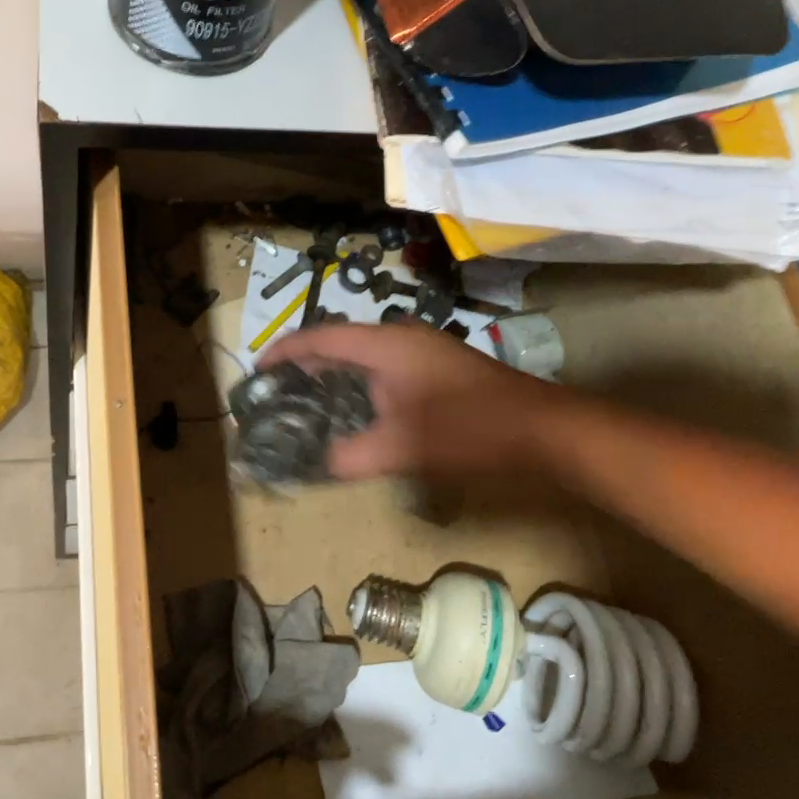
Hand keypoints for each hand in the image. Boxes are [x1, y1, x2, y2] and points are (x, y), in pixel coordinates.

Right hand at [259, 322, 561, 479]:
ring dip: (334, 373)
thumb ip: (351, 456)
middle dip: (305, 364)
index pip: (321, 337)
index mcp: (386, 344)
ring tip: (306, 401)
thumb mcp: (401, 448)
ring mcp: (424, 348)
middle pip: (340, 341)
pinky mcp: (438, 366)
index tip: (257, 372)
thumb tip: (319, 463)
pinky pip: (383, 365)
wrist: (542, 429)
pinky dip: (359, 381)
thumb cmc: (468, 430)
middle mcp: (402, 336)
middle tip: (277, 392)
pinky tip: (355, 408)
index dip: (285, 352)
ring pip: (363, 354)